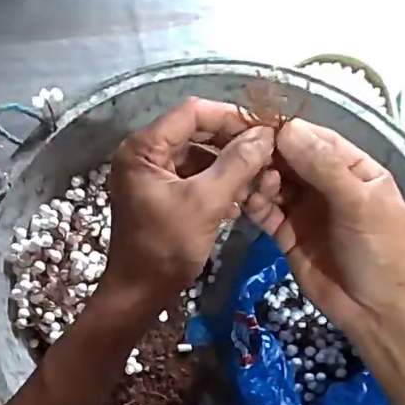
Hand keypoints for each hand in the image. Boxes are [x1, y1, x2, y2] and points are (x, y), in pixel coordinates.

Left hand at [104, 97, 268, 302]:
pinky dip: (215, 184)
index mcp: (143, 148)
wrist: (138, 292)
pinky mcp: (158, 194)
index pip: (192, 112)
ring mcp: (149, 175)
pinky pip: (192, 177)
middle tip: (265, 158)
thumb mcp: (206, 203)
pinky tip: (238, 200)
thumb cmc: (166, 247)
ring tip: (256, 183)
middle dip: (232, 145)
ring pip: (197, 156)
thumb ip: (237, 164)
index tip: (264, 132)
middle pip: (196, 132)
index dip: (231, 117)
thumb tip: (265, 135)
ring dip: (228, 167)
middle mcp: (142, 154)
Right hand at [243, 118, 404, 336]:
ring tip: (244, 180)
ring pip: (274, 184)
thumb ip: (324, 167)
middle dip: (266, 155)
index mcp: (353, 169)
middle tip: (240, 153)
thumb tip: (286, 130)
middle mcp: (326, 184)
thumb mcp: (359, 204)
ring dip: (258, 179)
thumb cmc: (381, 251)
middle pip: (290, 160)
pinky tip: (242, 199)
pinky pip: (265, 212)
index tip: (255, 125)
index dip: (288, 131)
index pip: (316, 139)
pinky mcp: (286, 234)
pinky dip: (253, 204)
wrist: (375, 310)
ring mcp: (305, 209)